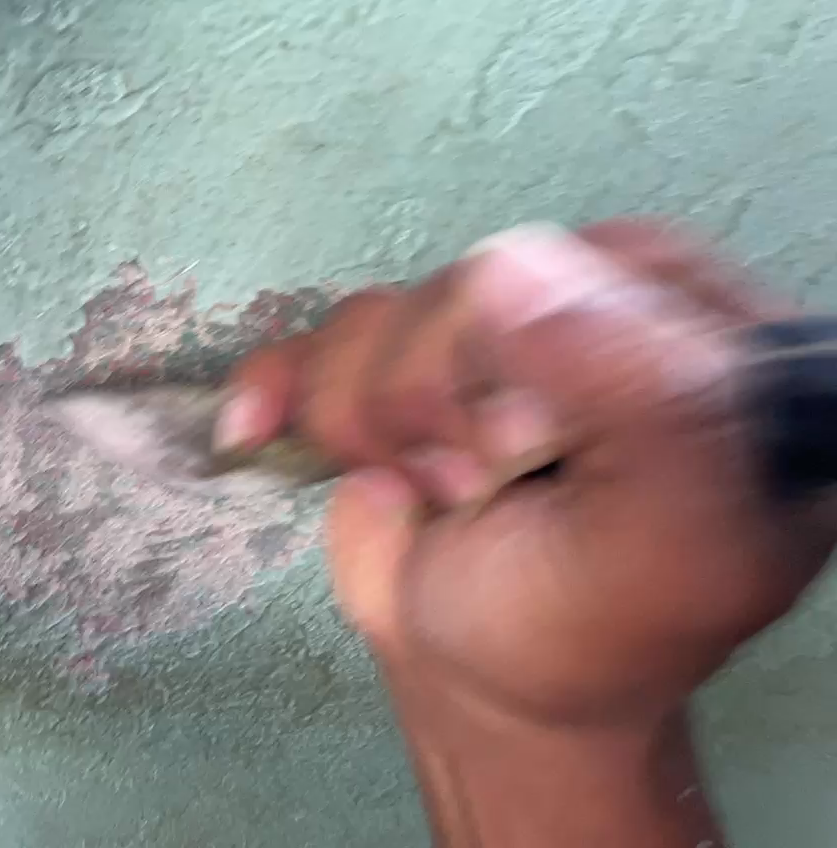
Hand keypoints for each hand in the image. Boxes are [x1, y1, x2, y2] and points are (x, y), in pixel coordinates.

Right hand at [218, 220, 836, 842]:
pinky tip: (255, 433)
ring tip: (420, 492)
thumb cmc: (587, 623)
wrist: (475, 665)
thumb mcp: (666, 542)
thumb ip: (647, 404)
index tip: (528, 451)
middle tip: (476, 487)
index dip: (533, 354)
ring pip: (361, 323)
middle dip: (438, 408)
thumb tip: (512, 268)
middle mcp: (553, 319)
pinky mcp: (355, 376)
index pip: (585, 264)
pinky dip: (266, 394)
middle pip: (451, 294)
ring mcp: (441, 347)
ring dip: (365, 426)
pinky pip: (289, 348)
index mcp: (673, 335)